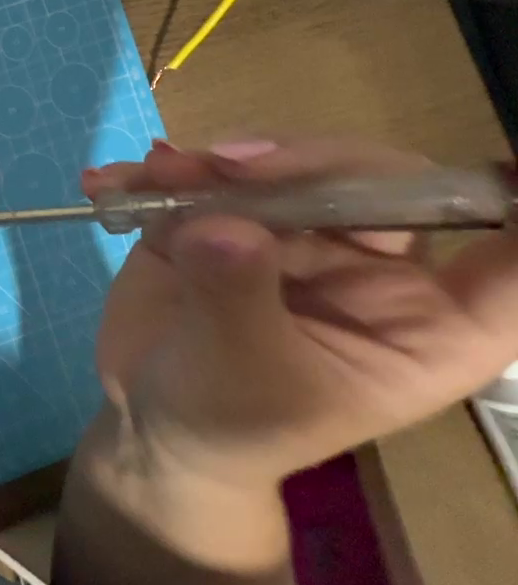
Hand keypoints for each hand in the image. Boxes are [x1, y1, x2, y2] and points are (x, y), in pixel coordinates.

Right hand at [86, 138, 517, 491]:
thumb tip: (218, 223)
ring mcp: (286, 239)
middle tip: (227, 164)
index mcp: (426, 318)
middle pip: (370, 183)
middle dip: (302, 161)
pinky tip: (108, 184)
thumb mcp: (246, 372)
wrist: (150, 423)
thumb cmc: (228, 421)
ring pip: (275, 169)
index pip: (506, 257)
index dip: (508, 203)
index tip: (501, 167)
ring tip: (150, 174)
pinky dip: (148, 174)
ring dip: (209, 162)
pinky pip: (191, 182)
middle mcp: (368, 266)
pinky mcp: (212, 224)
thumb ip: (238, 295)